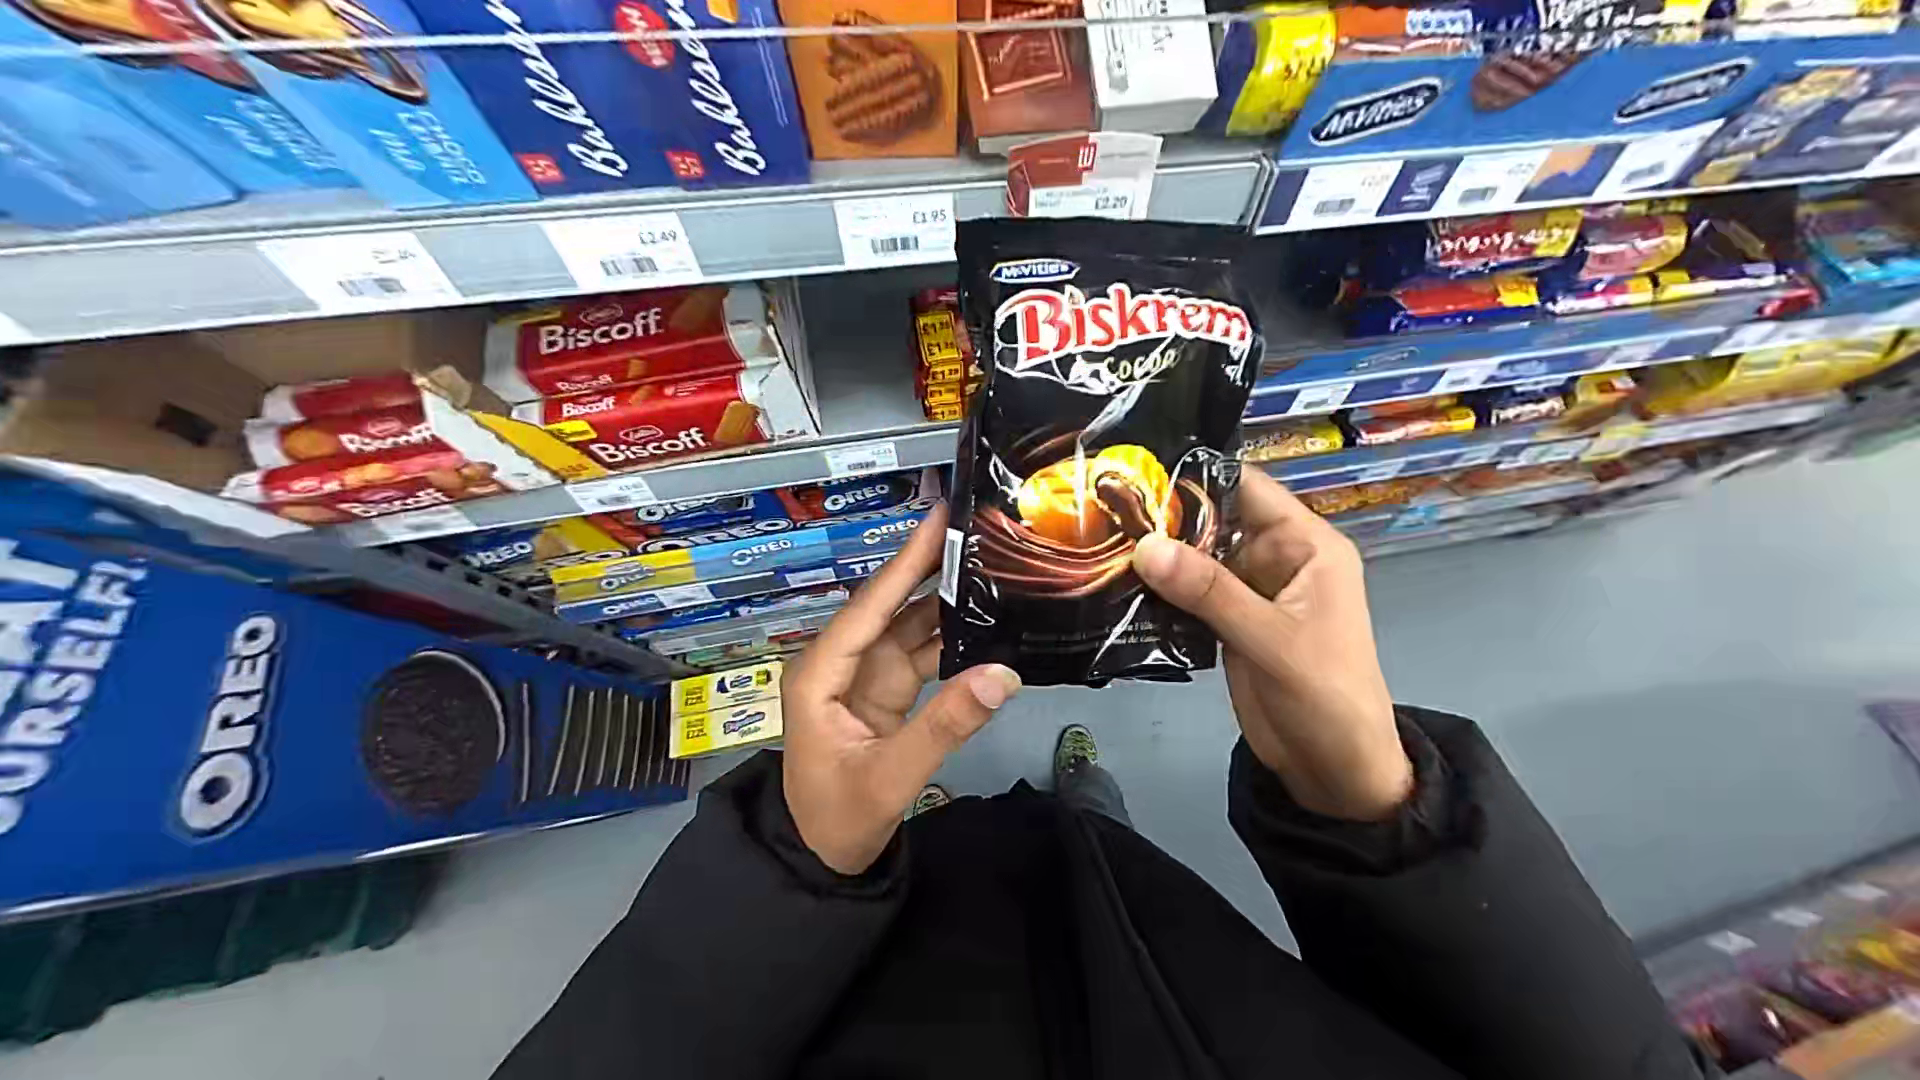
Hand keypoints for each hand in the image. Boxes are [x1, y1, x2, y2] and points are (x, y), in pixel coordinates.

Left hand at [782, 502, 1022, 873]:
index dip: (906, 561)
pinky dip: (952, 637)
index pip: (870, 606)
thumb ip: (945, 726)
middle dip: (929, 567)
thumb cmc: (838, 819)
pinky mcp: (887, 689)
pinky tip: (983, 620)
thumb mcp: (890, 778)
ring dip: (946, 599)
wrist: (820, 858)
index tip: (939, 519)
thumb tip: (1002, 673)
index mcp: (820, 672)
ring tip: (989, 567)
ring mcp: (866, 673)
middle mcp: (841, 661)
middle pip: (890, 605)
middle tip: (974, 529)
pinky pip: (922, 652)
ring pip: (910, 625)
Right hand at [1130, 470, 1411, 820]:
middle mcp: (1274, 558)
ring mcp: (1247, 590)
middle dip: (1163, 513)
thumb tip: (1144, 545)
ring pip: (1194, 555)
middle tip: (1101, 503)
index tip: (1137, 467)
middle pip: (1213, 519)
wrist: (1333, 769)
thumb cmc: (1324, 696)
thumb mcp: (1272, 639)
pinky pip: (1186, 591)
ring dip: (1155, 552)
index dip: (1198, 472)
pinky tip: (1116, 580)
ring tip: (1098, 535)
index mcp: (1305, 545)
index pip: (1248, 488)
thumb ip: (1210, 591)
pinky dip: (1157, 586)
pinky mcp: (1225, 620)